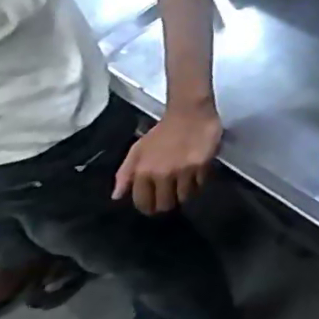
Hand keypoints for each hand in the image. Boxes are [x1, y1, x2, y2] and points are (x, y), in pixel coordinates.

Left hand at [113, 100, 221, 214]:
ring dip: (185, 190)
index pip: (144, 203)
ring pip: (185, 197)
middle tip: (172, 191)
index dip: (149, 206)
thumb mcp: (139, 148)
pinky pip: (200, 184)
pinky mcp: (201, 167)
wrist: (190, 112)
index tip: (155, 201)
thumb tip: (117, 196)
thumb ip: (126, 172)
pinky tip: (196, 168)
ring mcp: (183, 171)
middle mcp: (162, 174)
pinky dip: (199, 180)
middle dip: (168, 200)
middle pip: (165, 205)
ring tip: (186, 178)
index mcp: (144, 171)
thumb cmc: (163, 131)